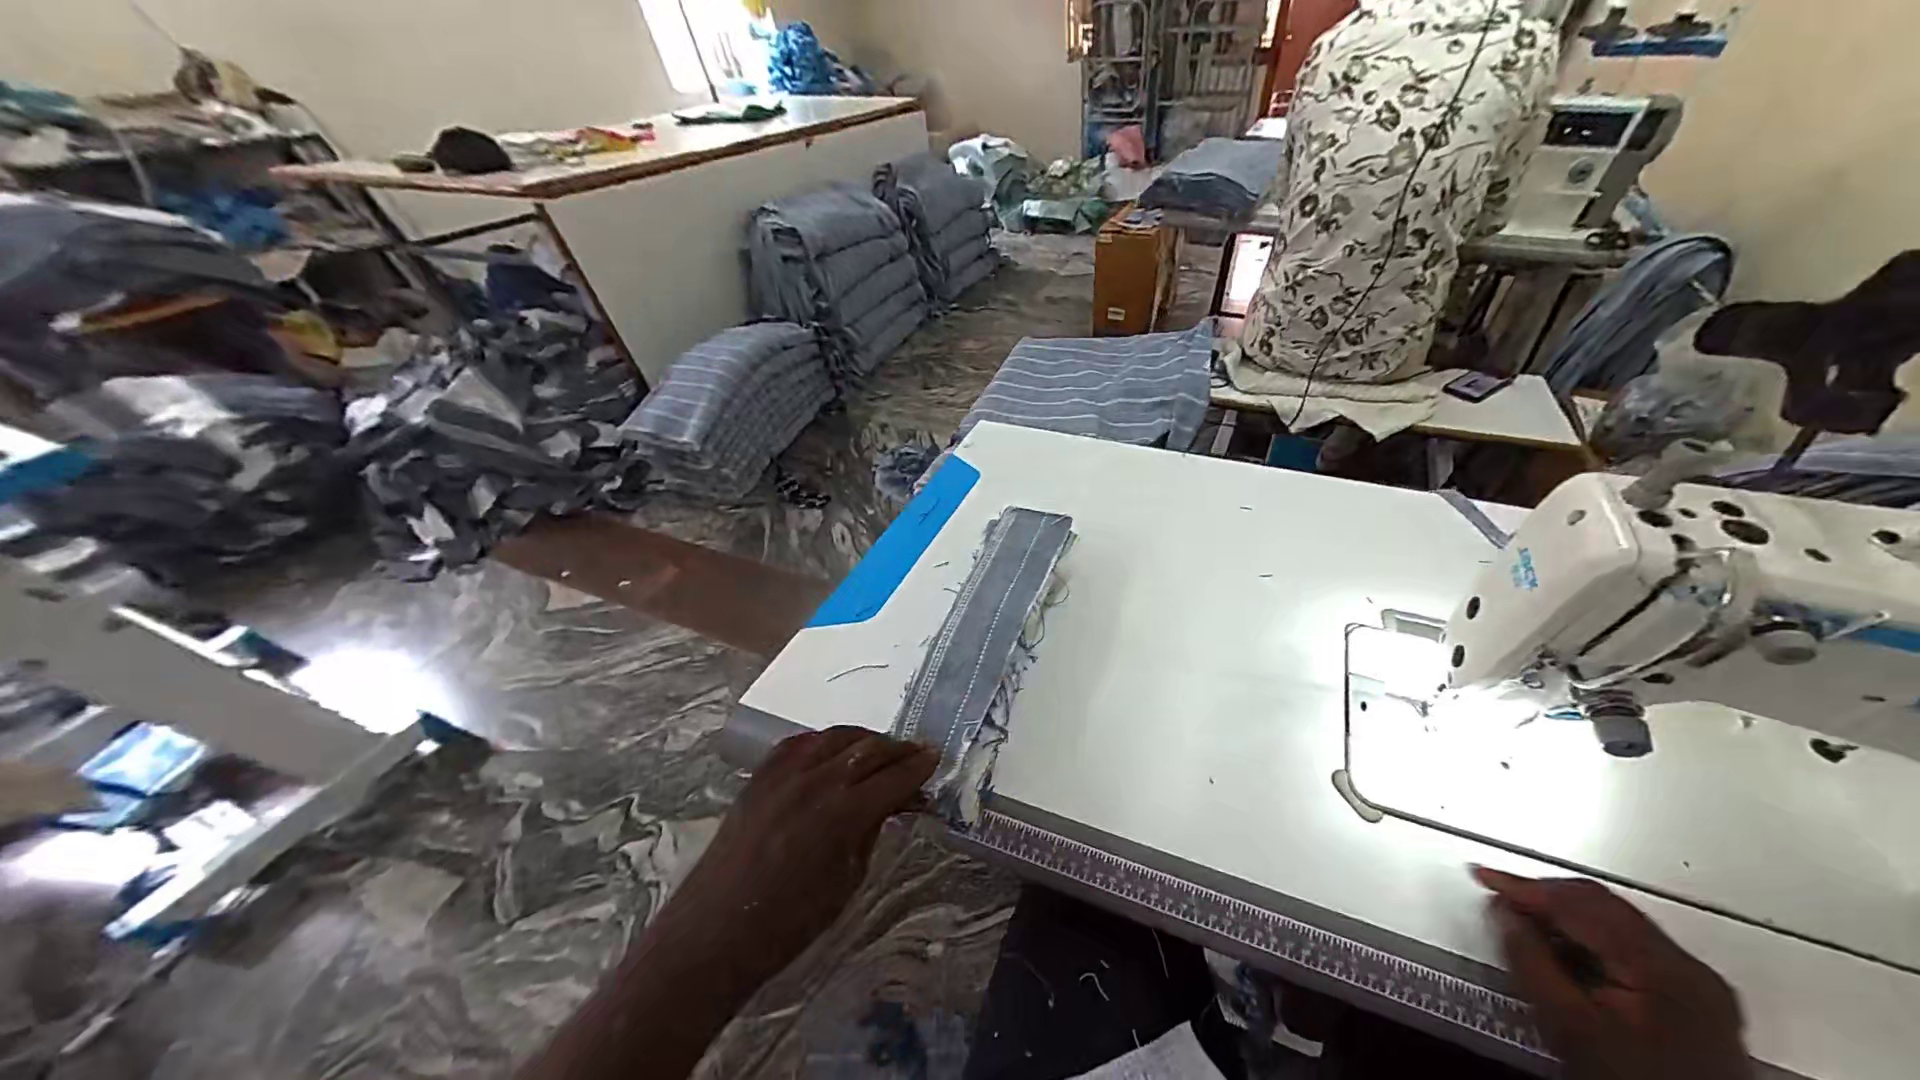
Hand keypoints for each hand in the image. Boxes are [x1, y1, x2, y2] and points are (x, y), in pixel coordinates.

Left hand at [650, 727, 936, 984]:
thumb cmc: (789, 922)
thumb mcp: (847, 880)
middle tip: (917, 751)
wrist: (716, 931)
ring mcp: (783, 774)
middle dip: (898, 749)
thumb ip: (871, 831)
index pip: (893, 778)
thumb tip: (893, 804)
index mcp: (842, 814)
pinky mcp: (760, 775)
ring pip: (834, 738)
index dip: (918, 766)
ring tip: (881, 748)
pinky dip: (824, 741)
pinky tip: (834, 749)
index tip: (935, 757)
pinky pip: (799, 743)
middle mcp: (815, 782)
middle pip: (868, 750)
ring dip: (864, 739)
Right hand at [1474, 867, 1750, 1079]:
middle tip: (1499, 895)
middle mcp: (1689, 971)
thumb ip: (1529, 960)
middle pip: (1602, 908)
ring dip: (1562, 917)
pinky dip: (1586, 939)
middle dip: (1544, 898)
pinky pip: (1627, 948)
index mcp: (1664, 970)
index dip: (1526, 888)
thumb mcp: (1567, 1023)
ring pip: (1614, 924)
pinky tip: (1558, 948)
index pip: (1581, 904)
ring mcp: (1698, 987)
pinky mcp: (1694, 1002)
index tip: (1486, 877)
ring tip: (1520, 919)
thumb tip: (1503, 913)